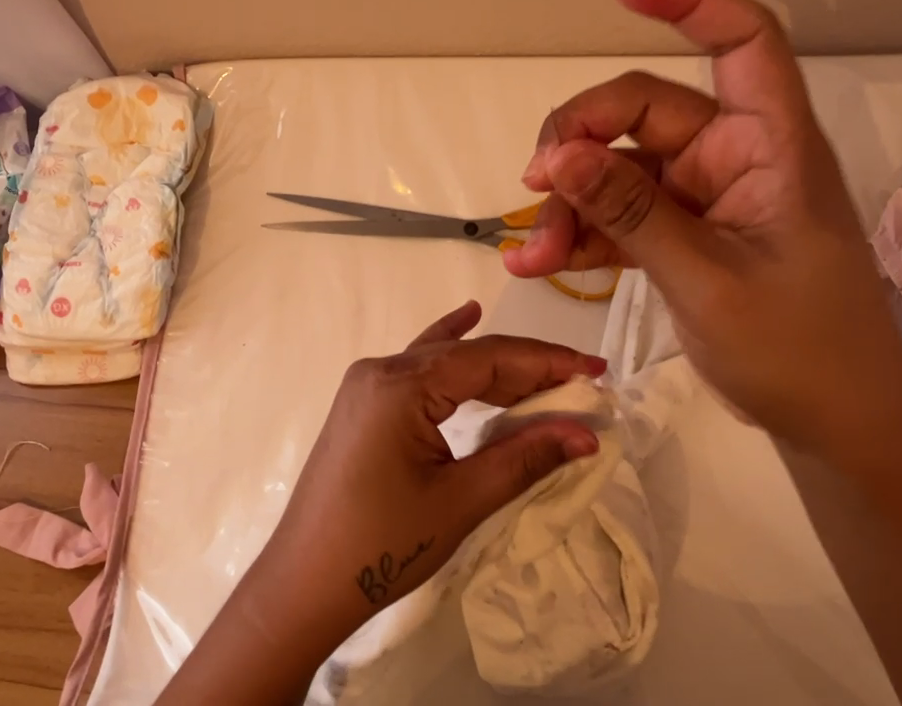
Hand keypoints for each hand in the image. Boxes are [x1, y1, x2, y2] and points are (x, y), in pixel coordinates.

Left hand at [225, 302, 603, 650]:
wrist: (305, 582)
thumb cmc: (383, 544)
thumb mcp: (461, 500)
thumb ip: (524, 457)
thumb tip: (586, 434)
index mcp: (402, 385)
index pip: (488, 358)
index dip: (546, 362)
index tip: (596, 370)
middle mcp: (381, 371)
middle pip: (467, 356)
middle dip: (526, 367)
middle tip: (582, 381)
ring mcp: (367, 385)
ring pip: (444, 362)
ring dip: (494, 369)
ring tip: (546, 376)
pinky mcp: (363, 405)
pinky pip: (417, 370)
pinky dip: (449, 354)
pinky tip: (467, 319)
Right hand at [504, 0, 901, 453]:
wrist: (835, 428)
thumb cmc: (800, 351)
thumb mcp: (706, 279)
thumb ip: (631, 213)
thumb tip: (558, 155)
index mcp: (771, 147)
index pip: (743, 42)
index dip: (690, 1)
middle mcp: (733, 156)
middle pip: (642, 110)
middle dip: (580, 143)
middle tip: (534, 184)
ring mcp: (702, 196)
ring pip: (617, 168)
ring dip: (569, 204)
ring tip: (531, 254)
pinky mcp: (679, 233)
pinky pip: (617, 215)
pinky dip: (579, 234)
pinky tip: (536, 263)